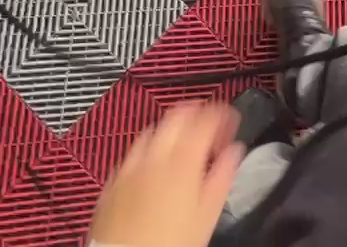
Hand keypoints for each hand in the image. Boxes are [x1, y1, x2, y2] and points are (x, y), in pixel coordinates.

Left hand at [87, 103, 243, 246]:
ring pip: (153, 130)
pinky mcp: (113, 183)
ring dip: (171, 128)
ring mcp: (131, 167)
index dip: (223, 114)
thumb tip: (234, 151)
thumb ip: (223, 175)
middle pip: (178, 115)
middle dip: (197, 112)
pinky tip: (153, 164)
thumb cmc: (172, 243)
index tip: (231, 121)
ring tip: (183, 142)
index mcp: (183, 159)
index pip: (207, 118)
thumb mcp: (208, 213)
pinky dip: (147, 149)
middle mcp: (156, 156)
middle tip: (210, 124)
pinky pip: (132, 153)